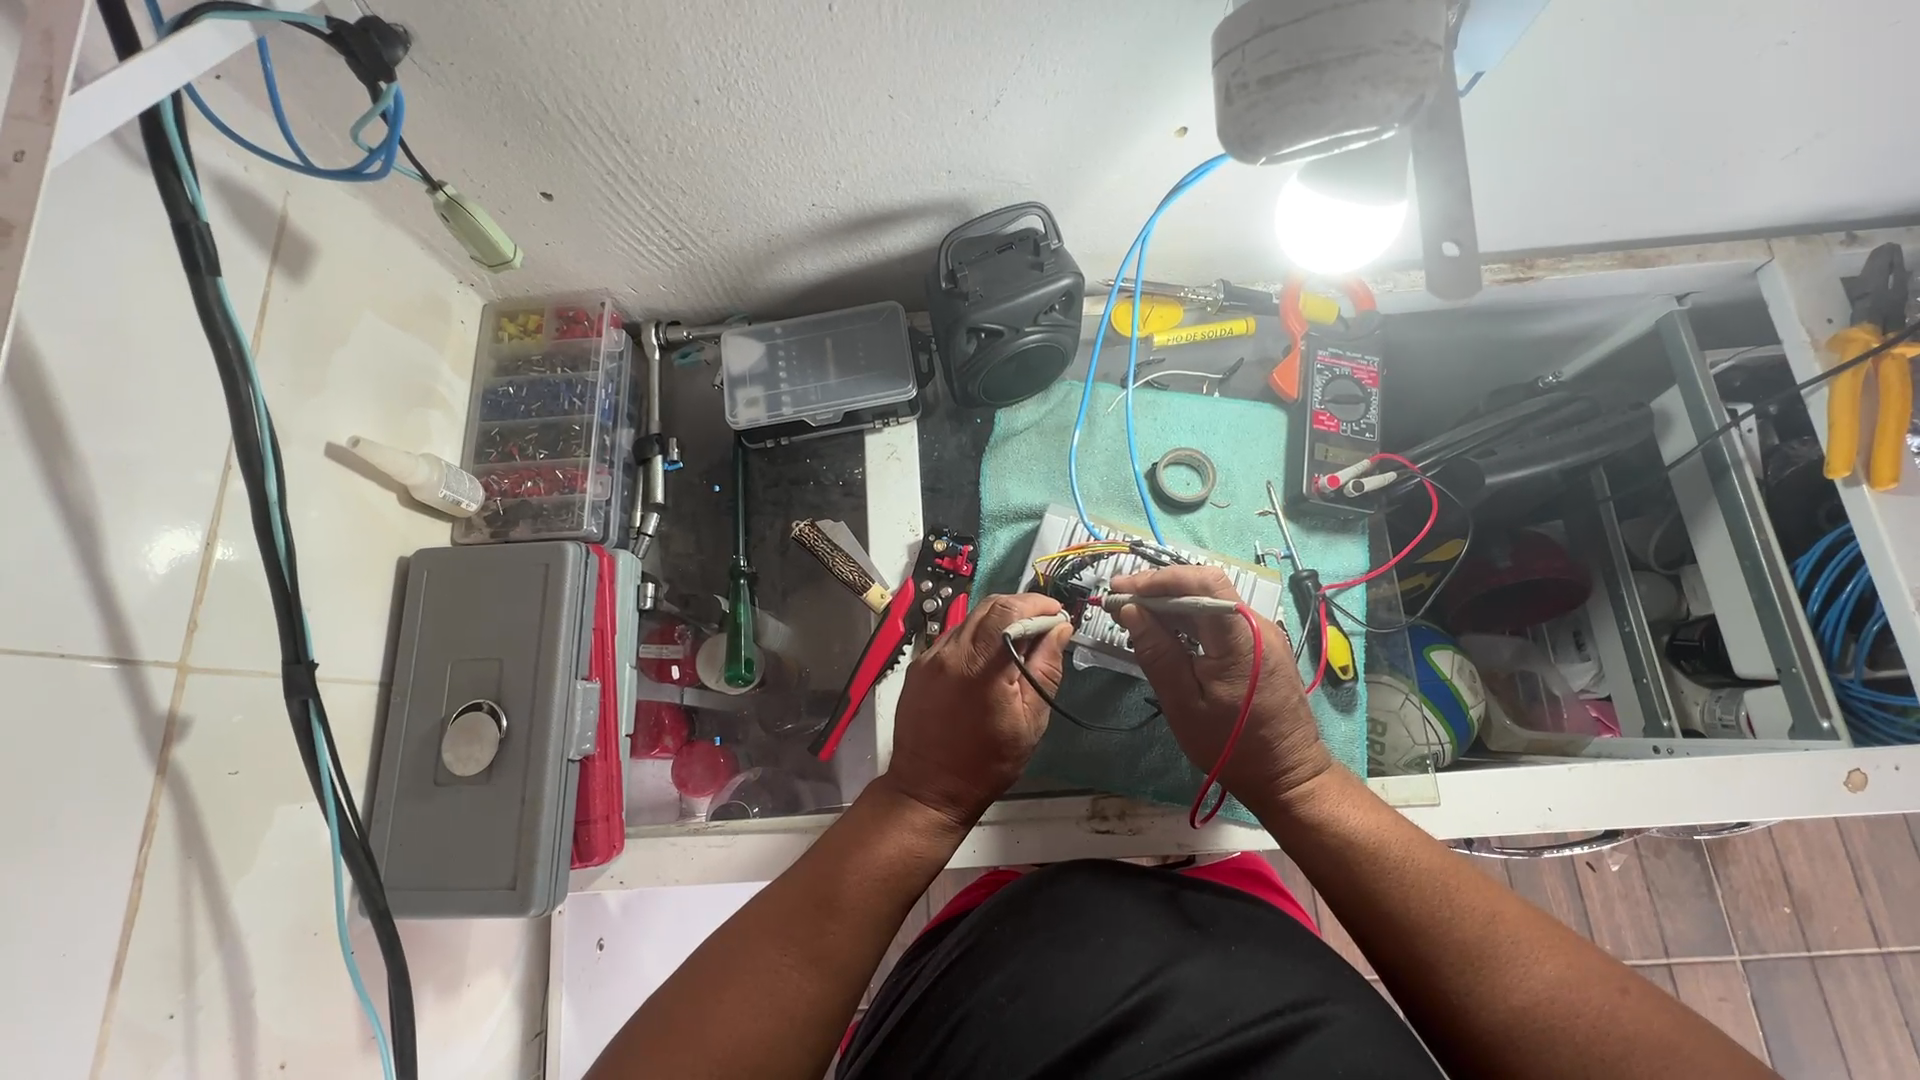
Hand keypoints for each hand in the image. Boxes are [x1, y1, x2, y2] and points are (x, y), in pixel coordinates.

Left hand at [882, 593, 1071, 827]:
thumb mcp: (1030, 721)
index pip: (1009, 610)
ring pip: (969, 619)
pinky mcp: (919, 666)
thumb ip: (1046, 669)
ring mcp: (930, 657)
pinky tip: (989, 659)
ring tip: (1019, 642)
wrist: (928, 788)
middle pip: (988, 607)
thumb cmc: (986, 762)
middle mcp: (950, 652)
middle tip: (1044, 624)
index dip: (1037, 604)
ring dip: (998, 621)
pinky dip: (977, 637)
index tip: (1057, 614)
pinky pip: (953, 638)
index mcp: (981, 666)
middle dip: (1020, 607)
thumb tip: (1059, 630)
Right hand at [1108, 566, 1333, 808]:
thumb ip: (1157, 653)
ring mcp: (1262, 633)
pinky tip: (1165, 629)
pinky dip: (1189, 617)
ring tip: (1135, 612)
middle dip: (1158, 587)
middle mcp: (1256, 625)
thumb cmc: (1232, 746)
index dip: (1156, 579)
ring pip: (1211, 600)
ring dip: (1171, 601)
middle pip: (1204, 586)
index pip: (1199, 582)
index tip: (1120, 589)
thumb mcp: (1183, 705)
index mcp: (1238, 637)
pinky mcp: (1262, 645)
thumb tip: (1131, 611)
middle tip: (1121, 599)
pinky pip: (1220, 618)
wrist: (1288, 774)